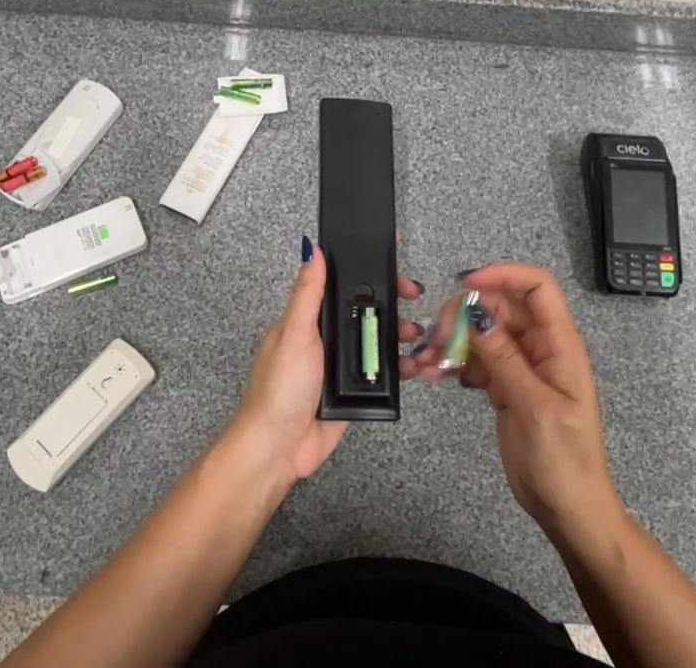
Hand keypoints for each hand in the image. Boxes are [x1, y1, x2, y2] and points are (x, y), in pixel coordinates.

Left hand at [226, 238, 423, 483]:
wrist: (279, 447)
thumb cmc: (279, 388)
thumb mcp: (295, 333)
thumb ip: (308, 293)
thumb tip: (311, 248)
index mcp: (308, 319)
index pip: (343, 285)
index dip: (369, 273)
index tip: (394, 265)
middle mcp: (326, 338)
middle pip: (366, 311)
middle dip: (392, 304)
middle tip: (414, 298)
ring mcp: (341, 364)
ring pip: (377, 340)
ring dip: (400, 335)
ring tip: (416, 337)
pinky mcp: (354, 389)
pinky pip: (382, 372)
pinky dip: (401, 367)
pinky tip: (413, 366)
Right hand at [455, 264, 620, 534]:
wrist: (567, 508)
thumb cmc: (563, 459)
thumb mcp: (533, 406)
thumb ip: (503, 357)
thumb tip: (474, 314)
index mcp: (560, 345)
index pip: (537, 288)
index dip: (503, 275)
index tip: (465, 283)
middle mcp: (540, 348)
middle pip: (500, 308)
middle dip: (464, 314)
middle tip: (435, 337)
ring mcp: (521, 366)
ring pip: (482, 333)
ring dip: (452, 340)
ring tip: (427, 361)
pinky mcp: (505, 385)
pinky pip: (476, 360)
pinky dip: (454, 362)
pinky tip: (435, 374)